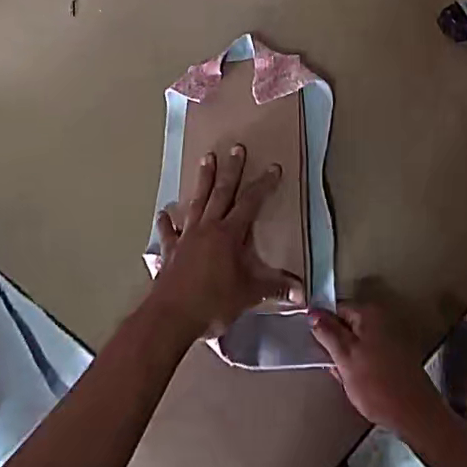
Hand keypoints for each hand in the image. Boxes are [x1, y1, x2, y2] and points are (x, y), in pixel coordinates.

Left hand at [150, 145, 301, 339]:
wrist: (170, 318)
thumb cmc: (214, 302)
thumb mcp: (251, 294)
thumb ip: (275, 288)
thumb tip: (302, 293)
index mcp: (230, 234)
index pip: (251, 202)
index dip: (264, 184)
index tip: (274, 168)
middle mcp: (208, 229)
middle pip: (222, 193)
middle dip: (231, 170)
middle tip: (236, 148)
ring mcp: (186, 238)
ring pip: (197, 202)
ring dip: (203, 181)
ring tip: (206, 159)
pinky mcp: (170, 251)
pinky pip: (169, 232)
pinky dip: (167, 222)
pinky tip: (163, 212)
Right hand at [309, 302, 448, 435]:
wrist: (410, 410)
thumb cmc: (376, 384)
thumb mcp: (344, 357)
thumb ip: (327, 333)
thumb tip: (313, 314)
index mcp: (370, 313)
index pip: (338, 308)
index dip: (324, 326)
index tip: (316, 344)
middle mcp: (384, 318)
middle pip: (348, 324)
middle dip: (337, 344)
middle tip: (334, 365)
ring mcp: (392, 335)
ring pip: (358, 341)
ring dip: (348, 357)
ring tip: (348, 377)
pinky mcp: (396, 353)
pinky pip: (370, 352)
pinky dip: (361, 363)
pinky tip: (360, 382)